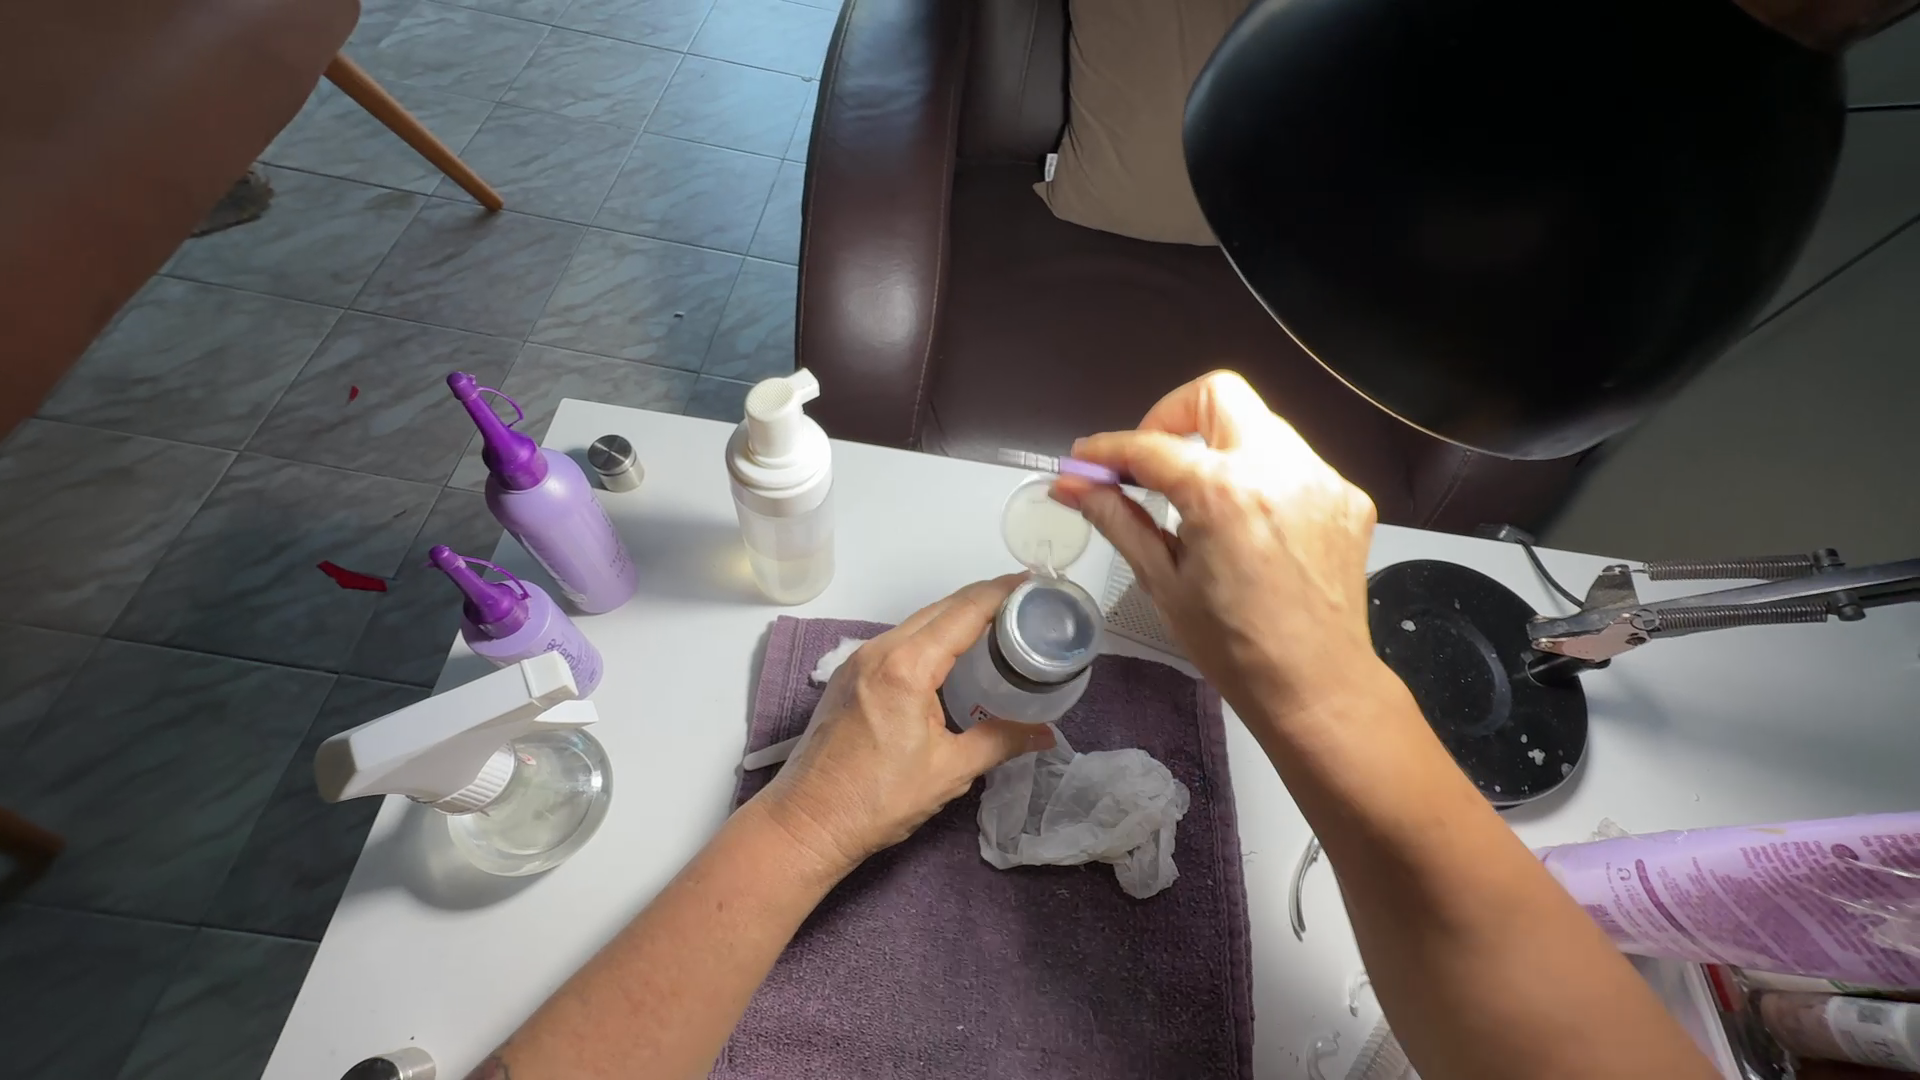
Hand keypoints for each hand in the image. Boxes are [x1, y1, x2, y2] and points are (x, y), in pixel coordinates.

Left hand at [754, 576, 1056, 869]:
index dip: (1000, 592)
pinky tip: (952, 651)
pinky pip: (899, 639)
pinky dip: (931, 634)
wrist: (807, 821)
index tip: (1032, 581)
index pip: (963, 612)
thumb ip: (1000, 742)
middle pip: (940, 608)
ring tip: (996, 622)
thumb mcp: (949, 771)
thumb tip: (1046, 735)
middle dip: (983, 598)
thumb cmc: (878, 799)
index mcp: (907, 666)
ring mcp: (860, 659)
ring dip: (955, 615)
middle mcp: (880, 650)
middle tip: (1024, 601)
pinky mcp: (850, 673)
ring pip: (917, 622)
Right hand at [1053, 371, 1392, 731]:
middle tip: (1150, 461)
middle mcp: (1278, 468)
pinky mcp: (1346, 495)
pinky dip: (1256, 475)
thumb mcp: (1162, 581)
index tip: (1085, 459)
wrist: (1317, 685)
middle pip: (1217, 393)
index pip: (1151, 446)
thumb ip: (1117, 519)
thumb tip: (1071, 485)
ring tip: (1197, 497)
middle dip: (1171, 416)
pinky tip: (1246, 522)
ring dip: (1216, 445)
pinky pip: (1290, 461)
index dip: (1108, 449)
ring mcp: (1321, 478)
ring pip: (1257, 425)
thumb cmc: (1230, 644)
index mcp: (1224, 493)